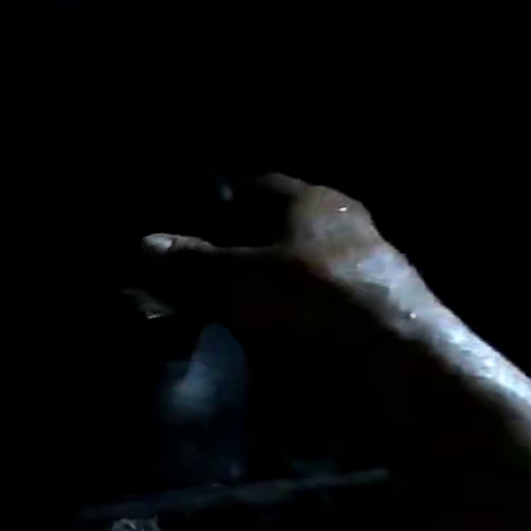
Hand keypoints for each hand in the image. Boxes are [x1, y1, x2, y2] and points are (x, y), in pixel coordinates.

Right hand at [143, 174, 435, 333]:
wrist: (385, 346)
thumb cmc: (307, 292)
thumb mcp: (236, 275)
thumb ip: (193, 259)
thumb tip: (144, 242)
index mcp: (310, 200)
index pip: (257, 185)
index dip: (222, 196)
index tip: (192, 211)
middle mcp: (338, 218)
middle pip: (275, 221)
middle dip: (238, 235)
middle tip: (199, 254)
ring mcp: (355, 258)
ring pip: (293, 254)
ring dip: (261, 269)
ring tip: (222, 289)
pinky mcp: (360, 296)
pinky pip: (307, 287)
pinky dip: (280, 295)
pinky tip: (259, 315)